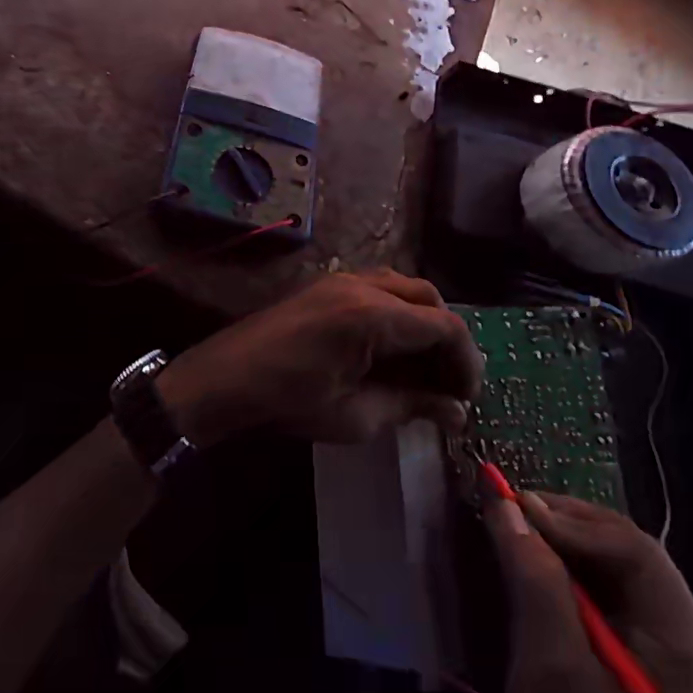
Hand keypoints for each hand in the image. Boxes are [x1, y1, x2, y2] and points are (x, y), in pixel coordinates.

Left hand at [155, 271, 481, 444]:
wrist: (225, 378)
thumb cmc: (289, 402)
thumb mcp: (356, 414)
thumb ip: (412, 406)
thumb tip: (457, 413)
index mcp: (374, 315)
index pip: (445, 325)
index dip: (466, 362)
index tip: (466, 398)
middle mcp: (363, 285)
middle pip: (430, 298)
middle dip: (447, 339)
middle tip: (447, 383)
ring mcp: (342, 278)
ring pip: (405, 288)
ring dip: (423, 322)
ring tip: (421, 367)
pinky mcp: (327, 284)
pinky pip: (379, 288)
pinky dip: (397, 313)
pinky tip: (389, 349)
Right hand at [483, 485, 692, 692]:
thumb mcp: (551, 673)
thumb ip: (534, 582)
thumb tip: (508, 508)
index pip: (638, 555)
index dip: (572, 521)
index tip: (512, 504)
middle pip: (636, 566)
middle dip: (571, 530)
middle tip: (512, 511)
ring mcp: (684, 680)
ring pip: (626, 588)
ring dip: (570, 555)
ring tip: (521, 536)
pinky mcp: (657, 692)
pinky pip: (619, 617)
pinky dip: (576, 589)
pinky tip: (542, 582)